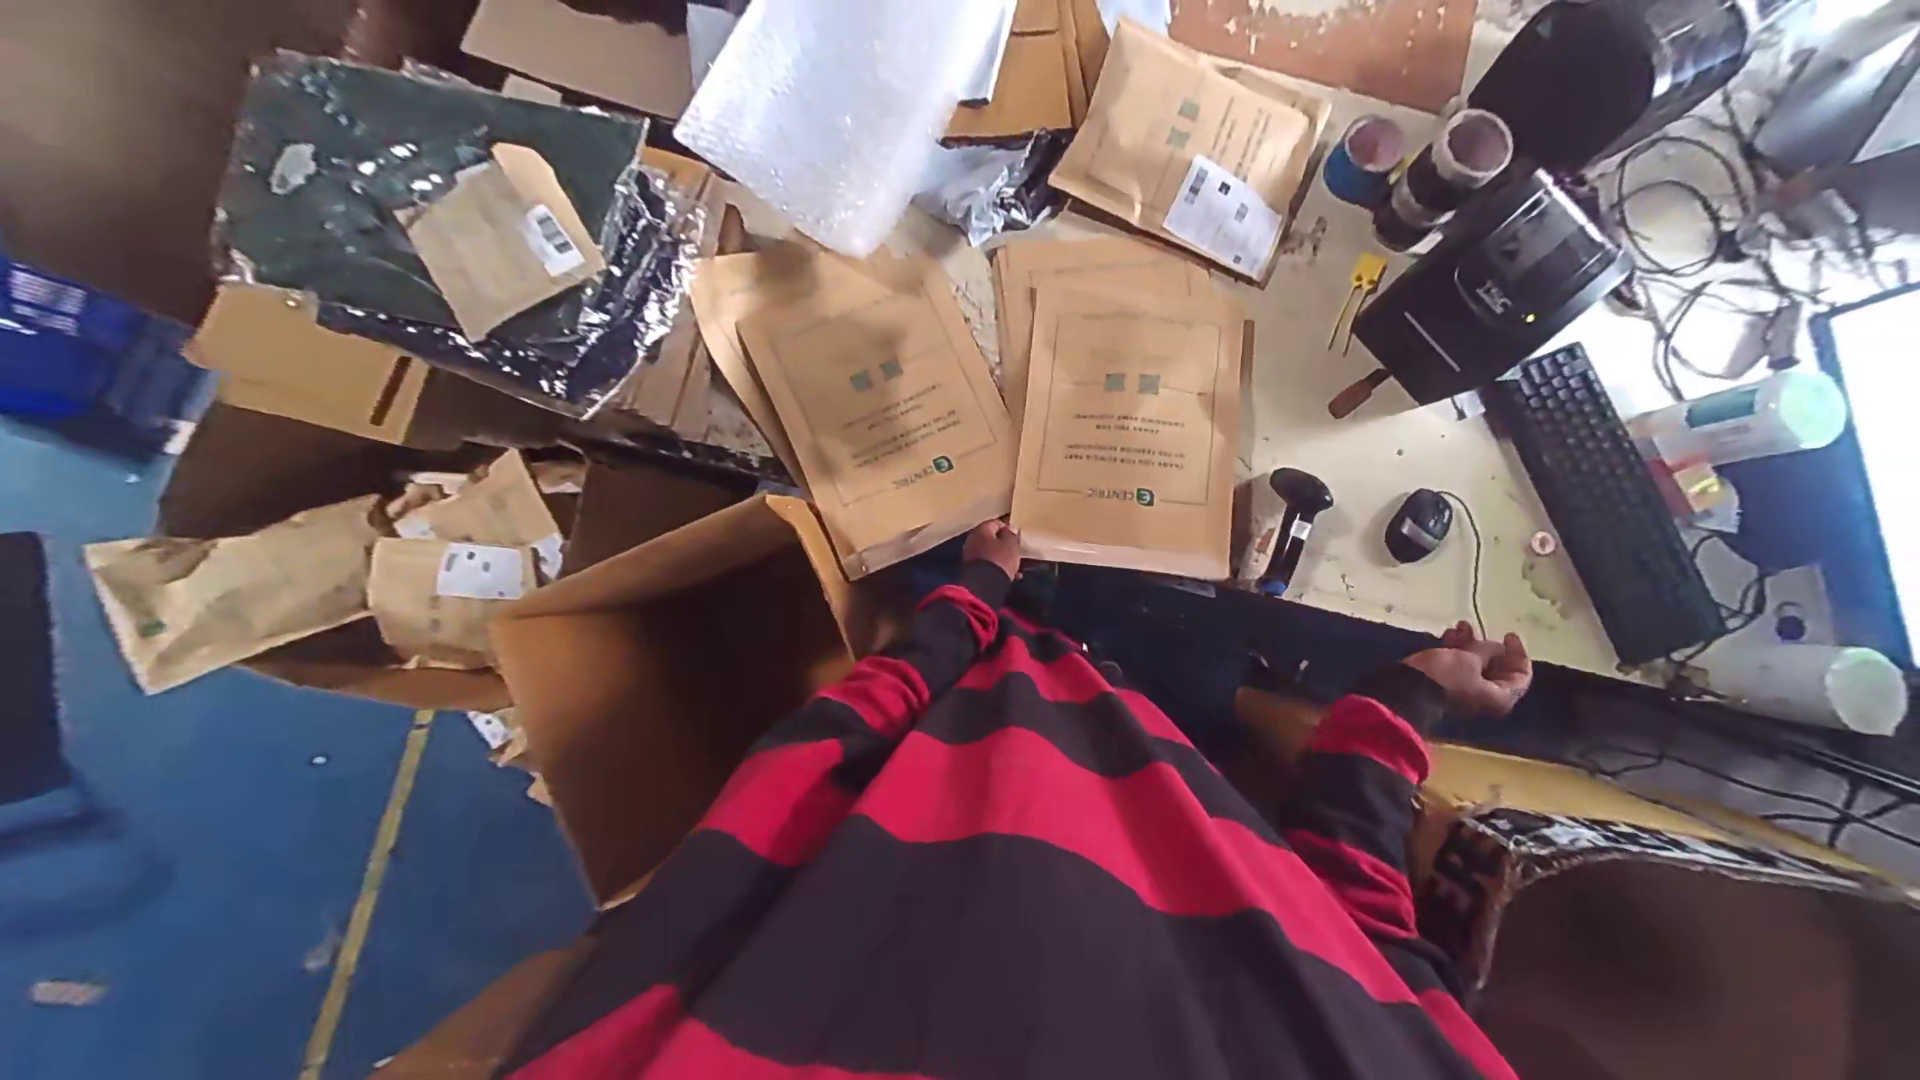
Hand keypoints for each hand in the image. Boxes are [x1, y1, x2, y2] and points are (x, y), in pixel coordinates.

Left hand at [962, 519, 1021, 579]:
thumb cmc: (1000, 559)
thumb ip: (1010, 535)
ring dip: (1000, 558)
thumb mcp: (1011, 544)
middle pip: (990, 539)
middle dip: (1003, 545)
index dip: (1007, 528)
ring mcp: (970, 556)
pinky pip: (986, 565)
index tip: (1016, 536)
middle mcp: (972, 540)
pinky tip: (1008, 576)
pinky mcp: (971, 569)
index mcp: (981, 530)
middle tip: (1015, 551)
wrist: (984, 584)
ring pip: (989, 553)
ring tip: (1014, 566)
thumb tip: (1008, 529)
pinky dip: (996, 568)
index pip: (995, 523)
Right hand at [1402, 622, 1533, 717]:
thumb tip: (1493, 648)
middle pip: (1495, 667)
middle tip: (1477, 629)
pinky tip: (1447, 634)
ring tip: (1459, 626)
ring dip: (1468, 643)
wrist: (1407, 689)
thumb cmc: (1445, 676)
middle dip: (1486, 645)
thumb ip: (1486, 652)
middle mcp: (1485, 695)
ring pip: (1473, 663)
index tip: (1507, 634)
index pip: (1521, 675)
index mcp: (1500, 696)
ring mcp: (1463, 689)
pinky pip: (1456, 664)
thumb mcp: (1470, 660)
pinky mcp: (1444, 682)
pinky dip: (1454, 649)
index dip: (1517, 653)